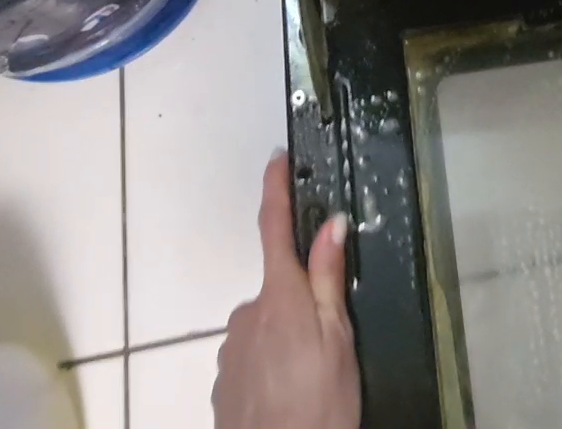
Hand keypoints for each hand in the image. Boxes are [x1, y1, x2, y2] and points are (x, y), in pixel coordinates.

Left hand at [213, 155, 360, 428]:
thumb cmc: (320, 404)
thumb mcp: (339, 339)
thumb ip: (329, 278)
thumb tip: (332, 222)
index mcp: (281, 296)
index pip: (274, 227)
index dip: (275, 187)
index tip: (277, 156)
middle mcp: (248, 312)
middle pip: (279, 286)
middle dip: (301, 299)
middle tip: (329, 341)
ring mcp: (230, 348)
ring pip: (266, 323)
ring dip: (286, 336)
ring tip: (311, 378)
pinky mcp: (222, 380)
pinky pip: (251, 354)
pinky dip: (270, 363)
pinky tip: (287, 393)